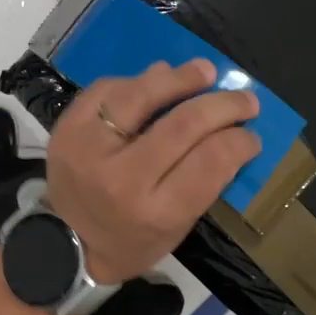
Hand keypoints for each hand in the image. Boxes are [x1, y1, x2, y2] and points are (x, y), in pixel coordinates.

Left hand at [45, 59, 261, 283]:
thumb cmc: (130, 240)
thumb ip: (204, 181)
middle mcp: (120, 179)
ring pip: (141, 95)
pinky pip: (108, 88)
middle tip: (245, 98)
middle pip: (182, 125)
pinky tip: (159, 77)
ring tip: (205, 71)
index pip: (209, 163)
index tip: (252, 133)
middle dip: (222, 105)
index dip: (238, 141)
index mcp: (154, 213)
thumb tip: (232, 130)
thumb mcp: (176, 228)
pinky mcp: (67, 126)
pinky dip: (138, 80)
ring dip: (179, 78)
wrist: (63, 243)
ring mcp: (88, 148)